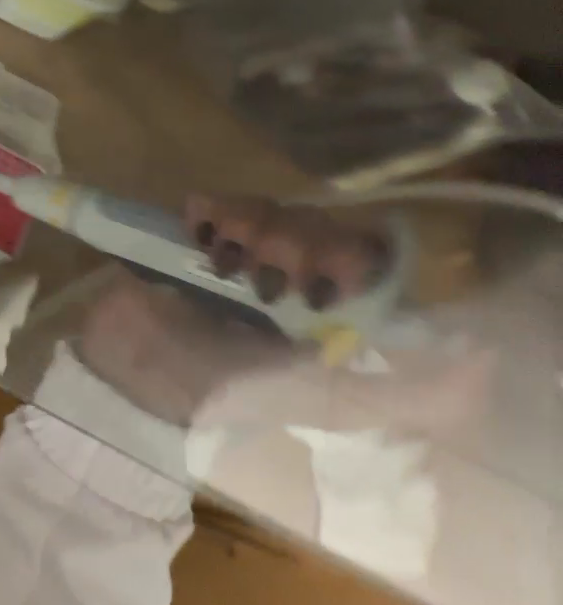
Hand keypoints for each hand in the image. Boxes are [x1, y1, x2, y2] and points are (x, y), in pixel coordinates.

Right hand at [72, 194, 391, 424]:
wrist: (128, 364)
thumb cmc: (214, 389)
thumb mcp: (312, 401)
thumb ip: (392, 392)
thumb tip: (475, 358)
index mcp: (319, 311)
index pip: (363, 256)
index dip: (351, 257)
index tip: (322, 289)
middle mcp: (282, 275)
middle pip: (317, 225)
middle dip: (295, 250)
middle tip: (263, 285)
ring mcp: (230, 253)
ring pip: (268, 209)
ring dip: (251, 230)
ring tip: (222, 263)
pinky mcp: (181, 236)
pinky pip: (209, 202)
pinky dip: (208, 211)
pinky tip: (199, 235)